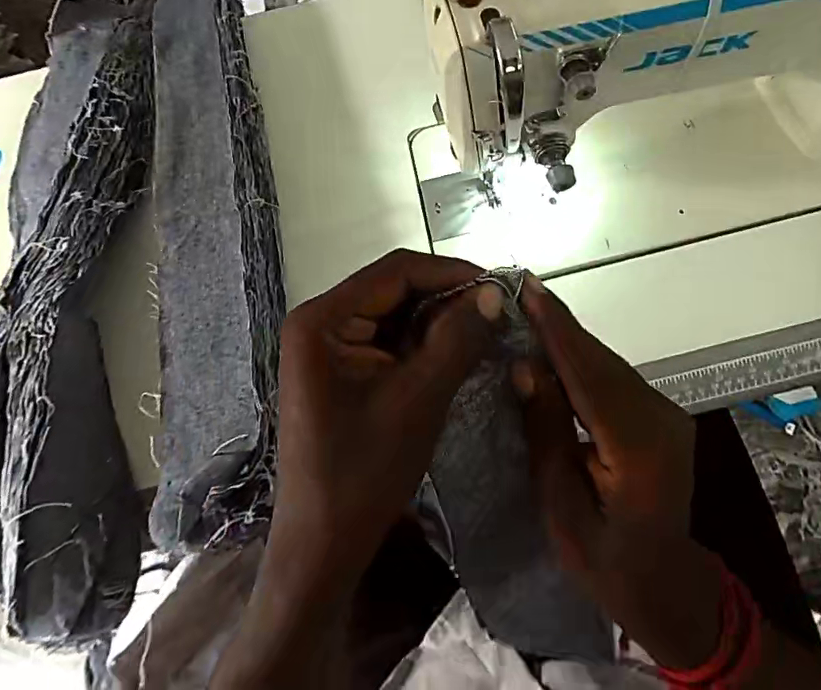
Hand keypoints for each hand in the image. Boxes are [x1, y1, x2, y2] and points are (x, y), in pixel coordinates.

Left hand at [213, 250, 504, 687]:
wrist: (322, 548)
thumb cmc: (364, 474)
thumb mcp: (419, 400)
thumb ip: (458, 339)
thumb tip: (494, 292)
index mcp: (322, 320)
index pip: (396, 272)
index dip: (452, 272)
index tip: (499, 286)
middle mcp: (320, 322)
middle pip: (395, 288)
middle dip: (448, 296)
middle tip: (499, 309)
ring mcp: (329, 346)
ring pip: (398, 313)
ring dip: (441, 319)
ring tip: (487, 328)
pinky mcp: (343, 369)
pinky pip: (392, 339)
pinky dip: (426, 342)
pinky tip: (459, 350)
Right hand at [514, 275, 724, 669]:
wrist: (667, 586)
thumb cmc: (606, 565)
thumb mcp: (562, 510)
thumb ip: (547, 433)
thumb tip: (526, 367)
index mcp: (638, 449)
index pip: (589, 376)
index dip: (557, 331)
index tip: (529, 291)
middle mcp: (661, 419)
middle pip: (601, 362)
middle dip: (560, 325)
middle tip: (522, 289)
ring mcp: (666, 414)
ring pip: (609, 365)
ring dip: (570, 339)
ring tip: (532, 308)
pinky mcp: (662, 415)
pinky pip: (616, 378)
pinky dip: (584, 360)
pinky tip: (558, 345)